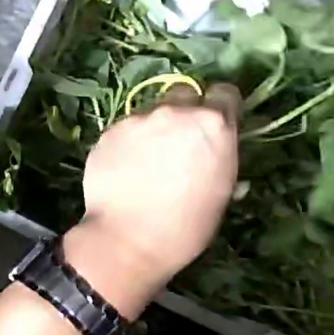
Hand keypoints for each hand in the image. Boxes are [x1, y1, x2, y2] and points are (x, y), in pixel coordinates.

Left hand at [74, 83, 240, 293]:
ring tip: (147, 161)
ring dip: (154, 129)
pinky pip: (125, 130)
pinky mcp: (108, 132)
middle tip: (179, 143)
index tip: (215, 123)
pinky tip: (125, 169)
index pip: (225, 94)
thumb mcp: (221, 190)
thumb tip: (212, 146)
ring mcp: (137, 120)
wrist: (127, 240)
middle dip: (185, 112)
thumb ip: (218, 154)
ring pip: (151, 113)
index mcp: (212, 125)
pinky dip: (128, 143)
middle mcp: (175, 112)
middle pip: (185, 96)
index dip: (221, 108)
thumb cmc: (185, 227)